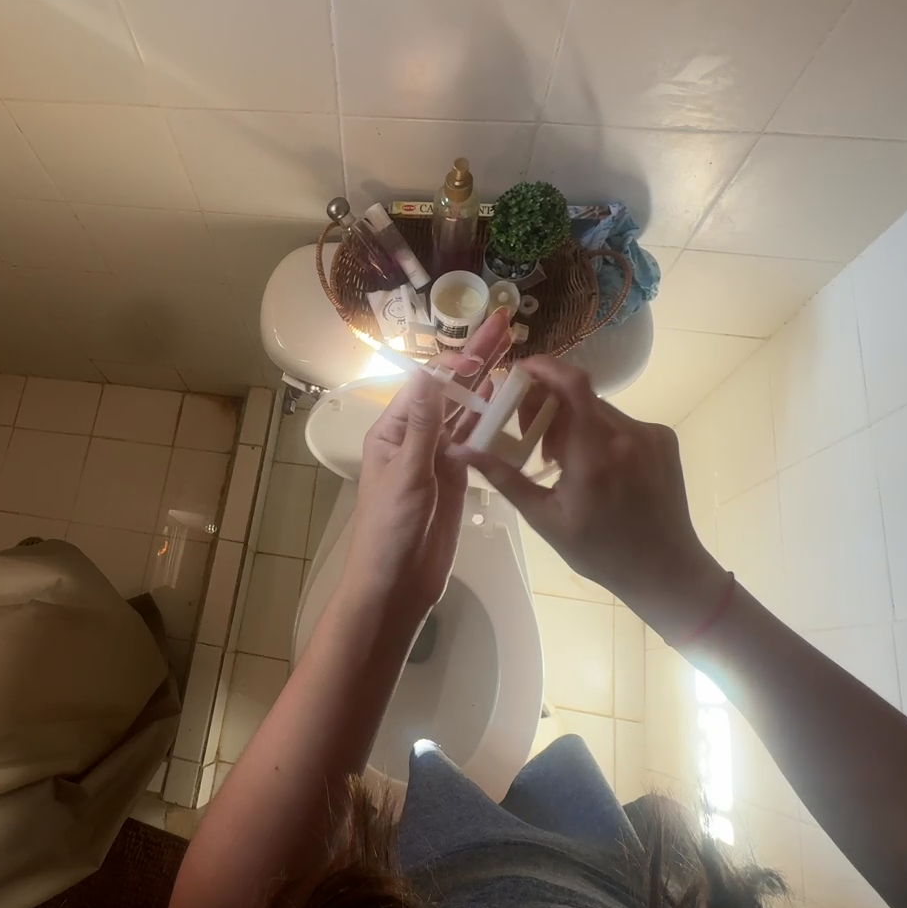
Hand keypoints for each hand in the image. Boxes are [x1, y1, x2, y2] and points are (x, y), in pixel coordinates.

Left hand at [342, 310, 511, 618]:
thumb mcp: (407, 474)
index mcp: (393, 431)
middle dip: (476, 359)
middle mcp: (415, 436)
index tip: (484, 346)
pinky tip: (508, 400)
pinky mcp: (456, 477)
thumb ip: (423, 426)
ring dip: (488, 384)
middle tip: (506, 325)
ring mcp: (438, 457)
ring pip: (466, 413)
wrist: (397, 582)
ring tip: (515, 353)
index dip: (455, 363)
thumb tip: (430, 373)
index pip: (426, 384)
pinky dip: (492, 422)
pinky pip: (476, 442)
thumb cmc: (391, 528)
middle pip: (449, 391)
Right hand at [449, 356, 729, 641]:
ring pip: (597, 408)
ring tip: (558, 455)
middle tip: (525, 428)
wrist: (666, 570)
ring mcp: (649, 435)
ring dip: (571, 419)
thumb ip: (503, 477)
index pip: (572, 386)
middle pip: (578, 395)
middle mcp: (626, 436)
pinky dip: (596, 431)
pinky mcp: (663, 438)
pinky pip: (618, 421)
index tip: (518, 372)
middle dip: (546, 402)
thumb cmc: (599, 551)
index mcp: (593, 455)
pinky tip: (591, 464)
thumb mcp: (544, 518)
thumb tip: (461, 449)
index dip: (545, 367)